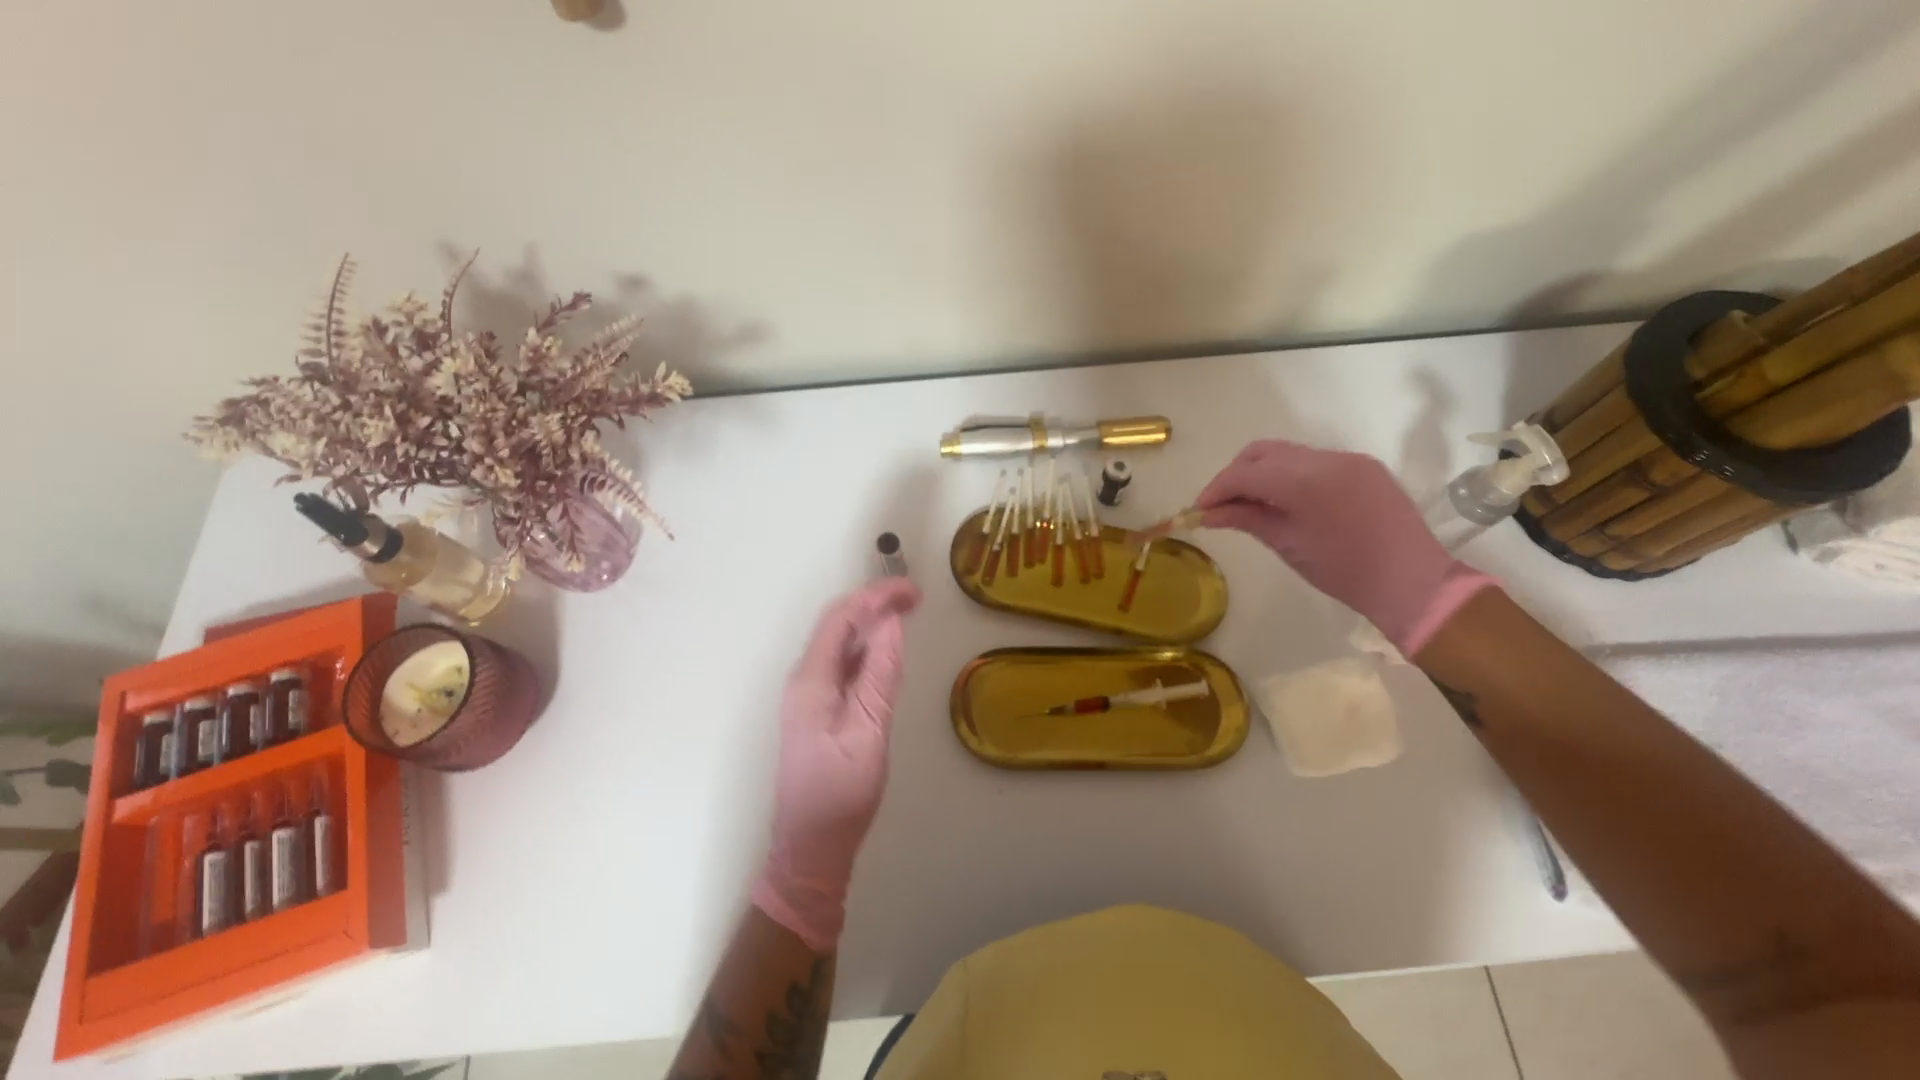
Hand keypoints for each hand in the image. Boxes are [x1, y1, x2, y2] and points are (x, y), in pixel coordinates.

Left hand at [751, 577, 921, 951]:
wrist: (809, 847)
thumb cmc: (841, 794)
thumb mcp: (869, 732)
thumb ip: (879, 676)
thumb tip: (892, 624)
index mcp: (811, 681)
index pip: (842, 617)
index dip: (877, 596)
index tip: (915, 591)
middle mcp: (804, 680)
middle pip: (837, 624)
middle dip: (874, 603)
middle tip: (916, 599)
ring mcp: (808, 696)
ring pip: (838, 643)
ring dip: (870, 623)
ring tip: (906, 615)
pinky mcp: (817, 712)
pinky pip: (841, 665)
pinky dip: (866, 648)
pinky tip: (887, 654)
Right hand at [1195, 439, 1495, 656]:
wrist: (1410, 580)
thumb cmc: (1343, 571)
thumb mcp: (1288, 545)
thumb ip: (1247, 519)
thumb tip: (1209, 513)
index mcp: (1303, 482)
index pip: (1244, 473)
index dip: (1216, 489)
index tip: (1199, 510)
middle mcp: (1324, 459)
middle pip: (1262, 452)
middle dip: (1237, 474)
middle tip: (1223, 505)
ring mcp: (1347, 459)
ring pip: (1289, 454)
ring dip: (1264, 472)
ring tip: (1255, 504)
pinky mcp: (1364, 466)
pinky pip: (1316, 462)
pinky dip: (1293, 475)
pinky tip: (1291, 503)